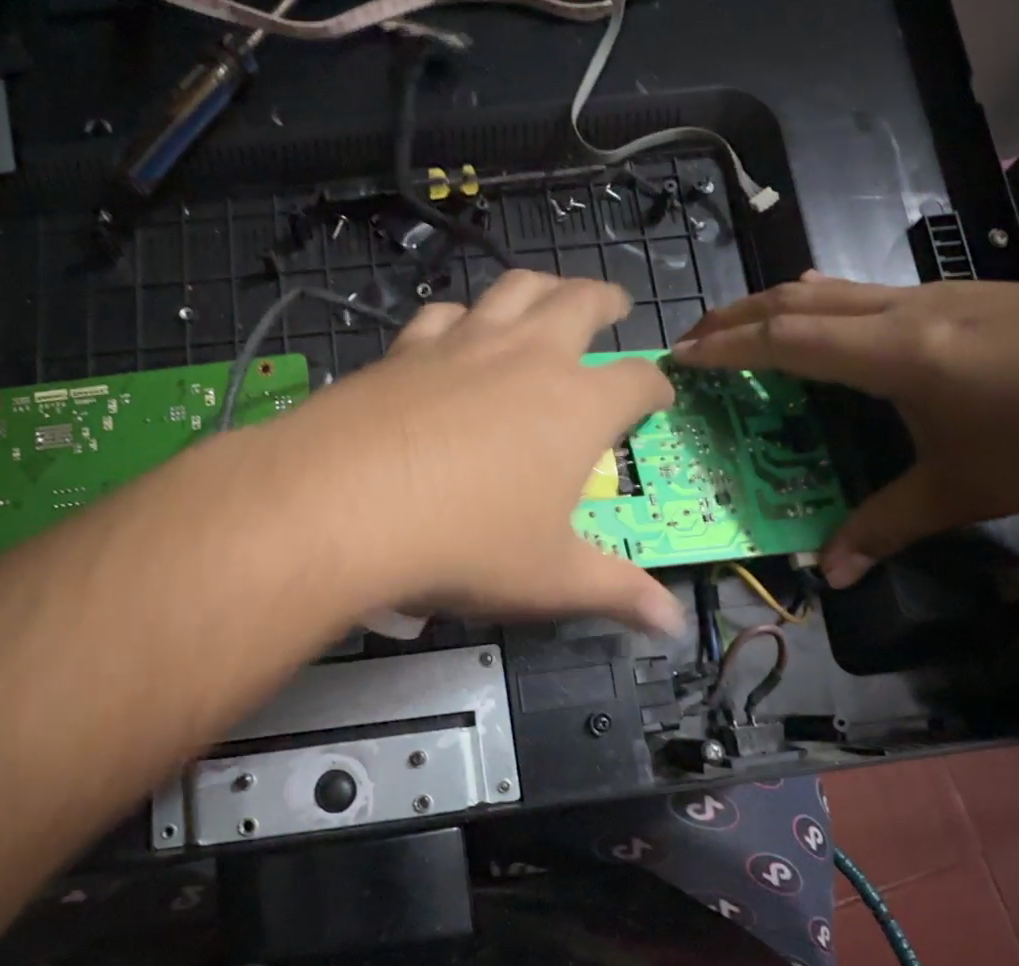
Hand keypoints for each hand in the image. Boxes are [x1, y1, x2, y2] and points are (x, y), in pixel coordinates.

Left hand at [261, 270, 686, 634]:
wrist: (344, 507)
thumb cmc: (465, 546)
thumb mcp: (549, 580)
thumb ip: (616, 594)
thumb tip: (673, 624)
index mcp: (578, 406)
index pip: (636, 381)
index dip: (654, 387)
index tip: (658, 396)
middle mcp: (527, 357)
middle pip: (579, 303)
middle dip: (604, 300)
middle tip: (614, 304)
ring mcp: (462, 346)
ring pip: (513, 289)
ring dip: (540, 288)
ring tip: (547, 296)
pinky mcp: (404, 350)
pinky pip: (443, 315)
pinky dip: (462, 316)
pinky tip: (455, 328)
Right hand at [676, 273, 1018, 585]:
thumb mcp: (968, 491)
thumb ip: (885, 527)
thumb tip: (826, 575)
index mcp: (899, 353)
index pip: (786, 340)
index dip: (726, 348)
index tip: (677, 356)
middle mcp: (912, 310)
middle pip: (802, 299)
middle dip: (739, 315)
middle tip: (693, 337)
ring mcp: (950, 295)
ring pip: (841, 287)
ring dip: (783, 303)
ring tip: (745, 326)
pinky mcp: (981, 297)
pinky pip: (878, 292)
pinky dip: (831, 303)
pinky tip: (836, 323)